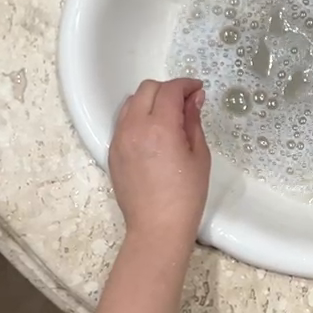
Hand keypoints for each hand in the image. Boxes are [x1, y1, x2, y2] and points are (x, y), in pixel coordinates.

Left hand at [109, 78, 210, 249]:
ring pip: (131, 102)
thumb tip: (194, 100)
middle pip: (147, 89)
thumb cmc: (186, 196)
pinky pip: (123, 122)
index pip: (170, 91)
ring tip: (168, 116)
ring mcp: (119, 139)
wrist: (157, 227)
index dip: (186, 85)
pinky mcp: (113, 152)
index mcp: (160, 128)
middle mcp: (134, 128)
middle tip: (186, 103)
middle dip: (168, 90)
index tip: (197, 90)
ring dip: (150, 101)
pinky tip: (154, 132)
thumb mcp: (199, 156)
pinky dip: (138, 117)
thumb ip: (193, 122)